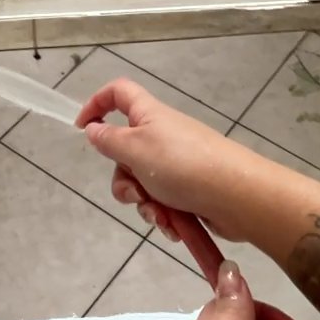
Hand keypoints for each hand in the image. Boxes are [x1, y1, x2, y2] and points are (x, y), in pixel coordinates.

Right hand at [75, 79, 273, 244]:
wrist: (237, 196)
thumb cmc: (182, 165)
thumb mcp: (135, 150)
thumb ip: (109, 140)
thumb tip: (93, 129)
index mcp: (149, 116)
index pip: (118, 93)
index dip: (97, 103)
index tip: (83, 129)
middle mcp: (162, 136)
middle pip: (124, 152)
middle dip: (124, 180)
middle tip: (136, 192)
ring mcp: (176, 163)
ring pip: (141, 183)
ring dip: (144, 203)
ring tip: (160, 214)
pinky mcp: (188, 189)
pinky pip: (162, 201)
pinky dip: (163, 214)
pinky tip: (174, 225)